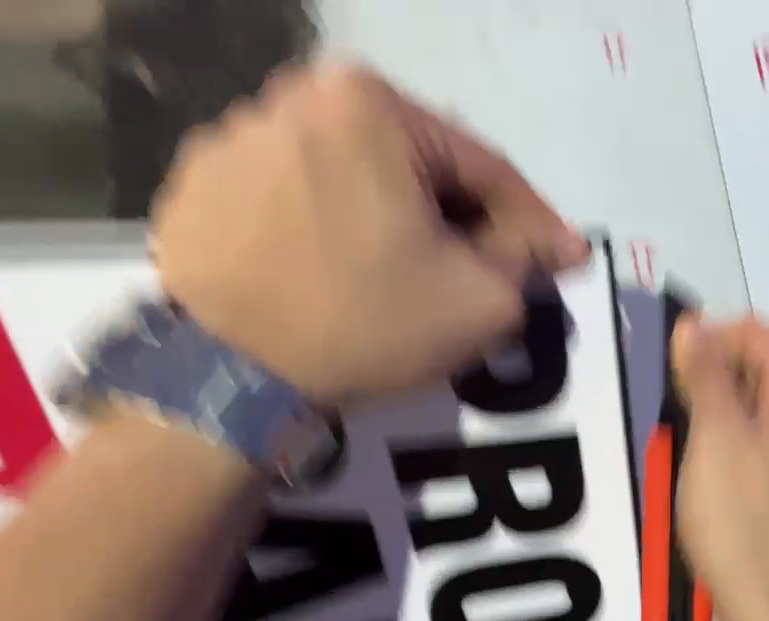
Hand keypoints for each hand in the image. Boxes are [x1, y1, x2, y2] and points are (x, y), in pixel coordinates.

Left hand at [150, 64, 587, 408]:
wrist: (230, 373)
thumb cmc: (370, 321)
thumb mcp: (482, 300)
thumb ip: (531, 261)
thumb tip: (566, 246)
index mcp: (371, 107)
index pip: (486, 168)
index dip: (536, 222)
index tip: (564, 259)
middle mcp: (298, 97)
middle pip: (420, 168)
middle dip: (466, 221)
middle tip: (494, 272)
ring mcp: (237, 136)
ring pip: (359, 181)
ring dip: (401, 223)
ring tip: (418, 279)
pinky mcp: (202, 182)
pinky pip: (301, 200)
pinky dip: (339, 231)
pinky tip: (352, 277)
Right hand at [672, 317, 768, 620]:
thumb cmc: (737, 514)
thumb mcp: (713, 434)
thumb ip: (705, 371)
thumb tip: (695, 322)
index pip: (755, 330)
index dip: (709, 339)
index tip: (674, 376)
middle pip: (761, 361)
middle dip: (715, 374)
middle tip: (682, 414)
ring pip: (760, 398)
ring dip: (721, 406)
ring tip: (694, 442)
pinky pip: (767, 431)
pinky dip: (736, 433)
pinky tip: (714, 463)